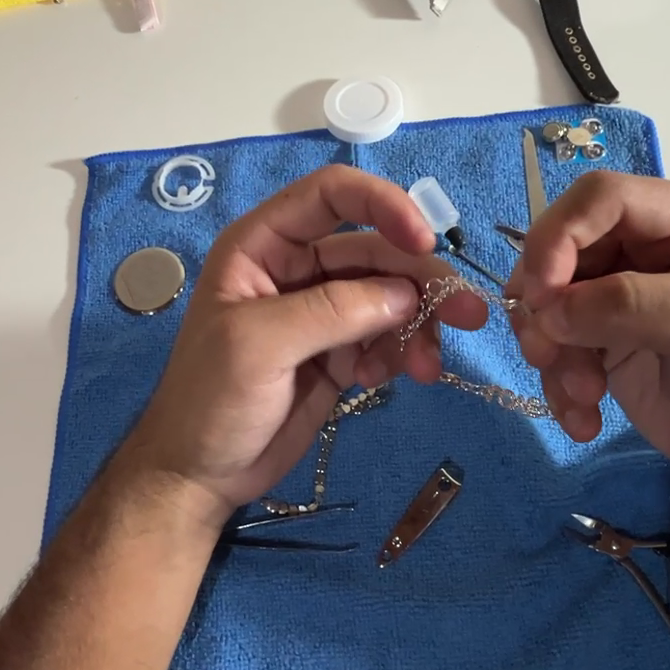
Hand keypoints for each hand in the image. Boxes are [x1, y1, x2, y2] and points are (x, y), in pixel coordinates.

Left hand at [118, 166, 485, 529]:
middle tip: (467, 315)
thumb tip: (405, 294)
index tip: (424, 239)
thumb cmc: (210, 399)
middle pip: (375, 251)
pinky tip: (382, 379)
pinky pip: (386, 336)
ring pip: (390, 296)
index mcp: (263, 246)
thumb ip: (332, 311)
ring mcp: (322, 312)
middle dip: (421, 280)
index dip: (382, 205)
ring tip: (426, 367)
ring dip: (418, 325)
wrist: (202, 473)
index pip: (331, 196)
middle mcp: (296, 268)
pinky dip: (397, 353)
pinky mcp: (340, 351)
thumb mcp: (259, 345)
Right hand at [505, 172, 669, 497]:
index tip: (539, 296)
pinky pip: (553, 348)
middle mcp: (647, 251)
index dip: (558, 236)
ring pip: (547, 303)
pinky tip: (585, 418)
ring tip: (583, 396)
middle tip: (547, 354)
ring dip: (551, 351)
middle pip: (560, 250)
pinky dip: (557, 385)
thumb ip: (632, 304)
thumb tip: (546, 310)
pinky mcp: (604, 344)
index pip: (600, 198)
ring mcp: (622, 299)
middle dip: (545, 305)